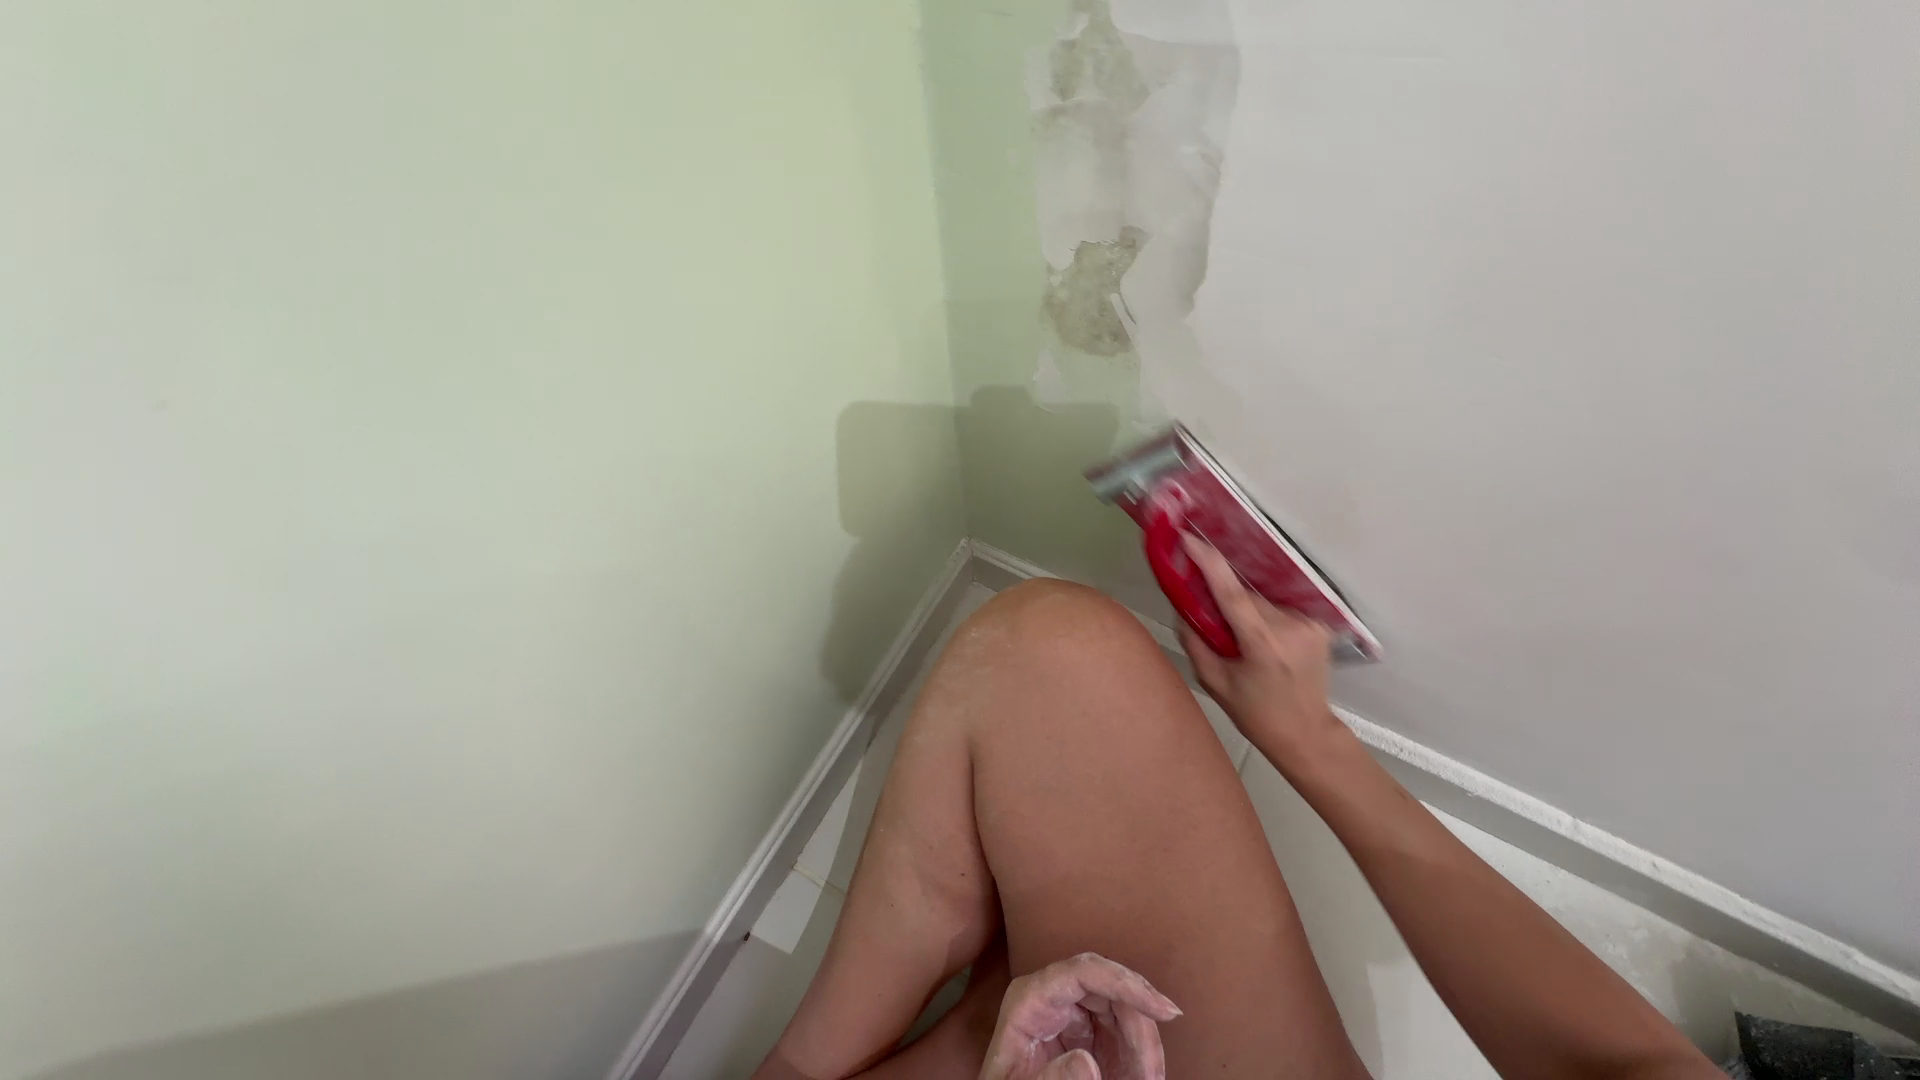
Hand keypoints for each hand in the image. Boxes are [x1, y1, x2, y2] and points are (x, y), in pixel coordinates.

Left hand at [977, 953, 1180, 1079]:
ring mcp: (1073, 1010)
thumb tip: (1087, 1062)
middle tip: (1152, 1076)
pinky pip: (1123, 1030)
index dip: (1125, 983)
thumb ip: (1050, 1079)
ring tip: (1147, 1079)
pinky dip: (1139, 1055)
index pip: (1083, 972)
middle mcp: (1054, 994)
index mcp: (1031, 997)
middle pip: (1111, 990)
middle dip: (1140, 1028)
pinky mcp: (1087, 1028)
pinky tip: (1142, 1075)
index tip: (1163, 1010)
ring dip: (1144, 1045)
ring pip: (1123, 1009)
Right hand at [1177, 533, 1345, 761]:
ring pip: (1262, 601)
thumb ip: (1194, 641)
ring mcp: (1308, 625)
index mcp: (1262, 644)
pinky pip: (1279, 610)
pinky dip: (1265, 618)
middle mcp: (1289, 628)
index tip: (1189, 539)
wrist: (1306, 733)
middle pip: (1245, 595)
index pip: (1232, 593)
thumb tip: (1182, 607)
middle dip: (1226, 601)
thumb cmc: (1255, 713)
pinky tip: (1266, 644)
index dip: (1209, 562)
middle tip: (1214, 623)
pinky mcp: (1319, 625)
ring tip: (1245, 643)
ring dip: (1247, 611)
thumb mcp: (1214, 682)